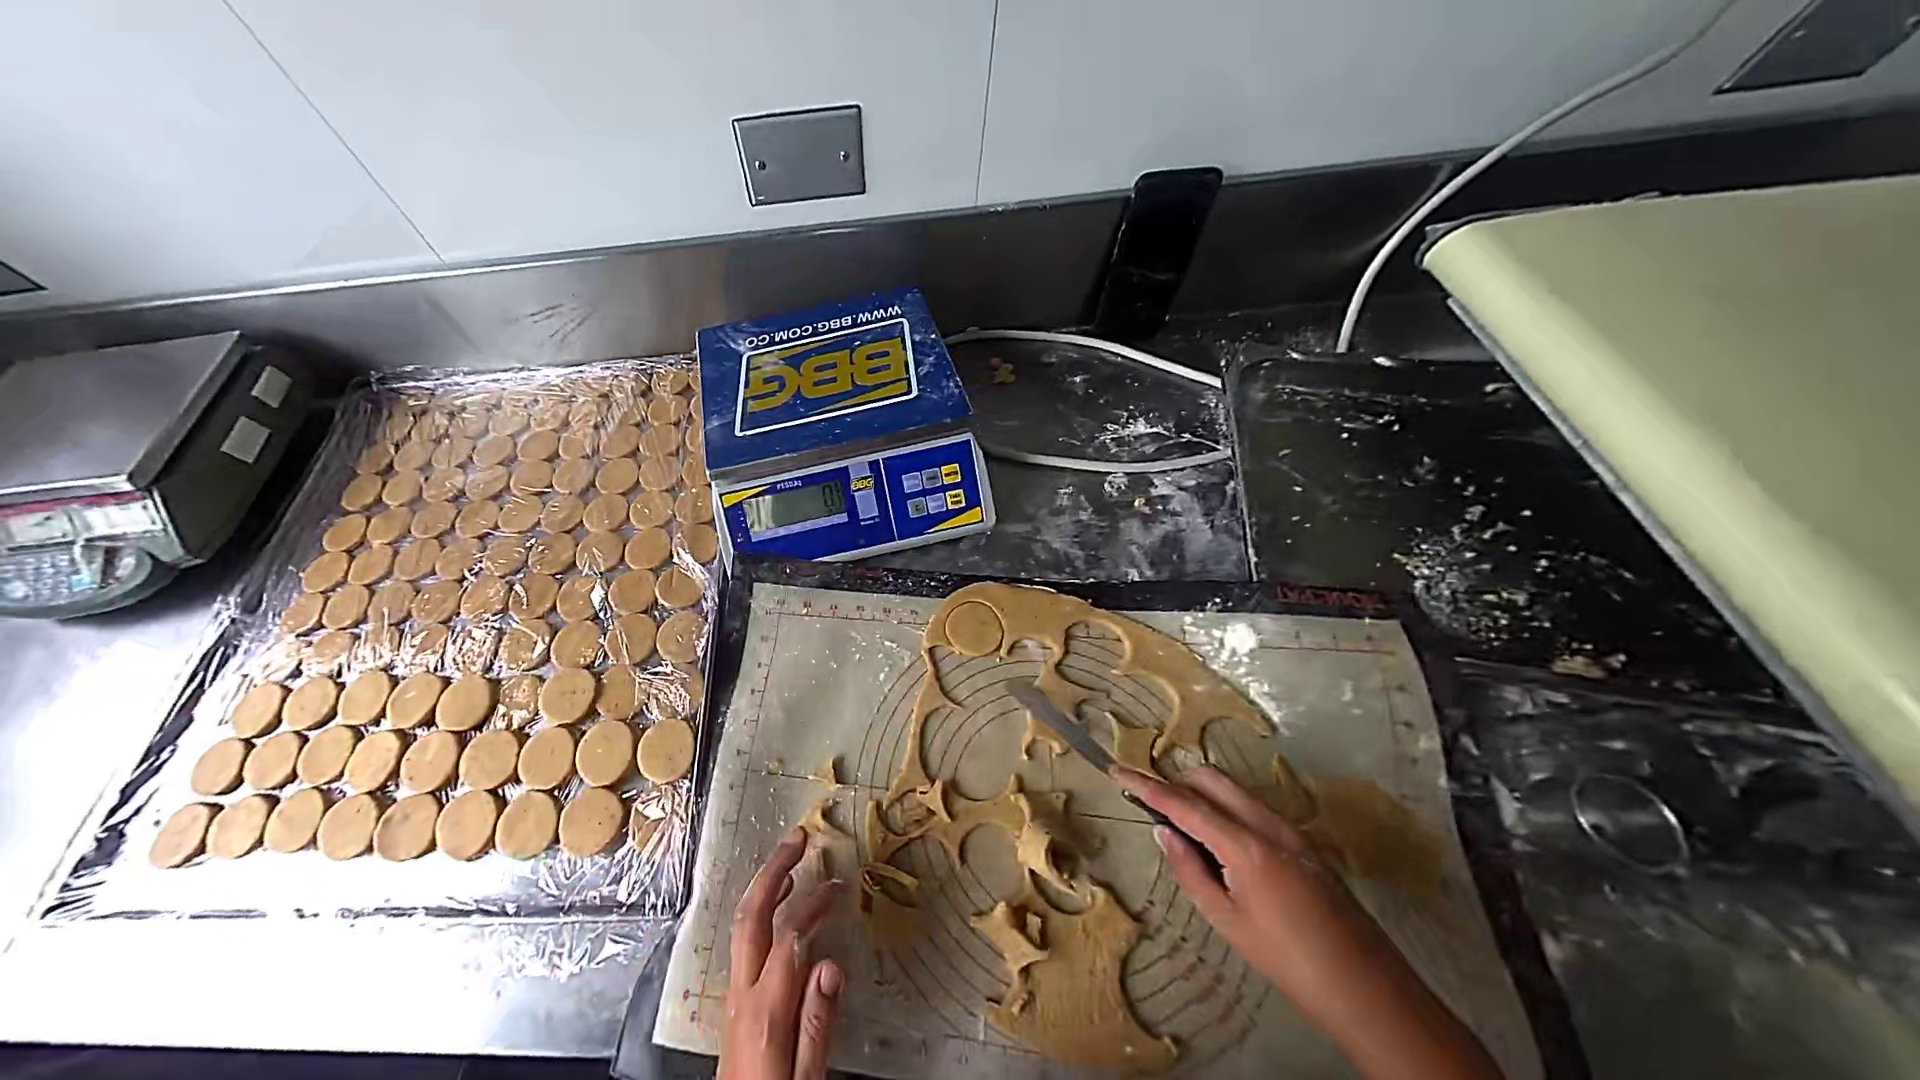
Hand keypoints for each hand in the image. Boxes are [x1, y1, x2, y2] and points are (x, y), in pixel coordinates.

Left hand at [719, 826, 846, 1079]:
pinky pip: (743, 942)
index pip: (790, 939)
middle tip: (797, 839)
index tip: (838, 887)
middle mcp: (742, 996)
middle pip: (752, 917)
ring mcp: (733, 997)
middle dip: (773, 871)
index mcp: (766, 1012)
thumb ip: (817, 1024)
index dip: (815, 905)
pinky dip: (760, 911)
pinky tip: (776, 904)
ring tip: (789, 859)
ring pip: (742, 925)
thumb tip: (830, 965)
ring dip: (764, 885)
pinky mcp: (733, 1003)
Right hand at [1116, 765, 1501, 1079]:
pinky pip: (1255, 808)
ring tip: (1186, 831)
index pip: (1184, 803)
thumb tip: (1164, 831)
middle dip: (1178, 781)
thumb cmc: (1288, 961)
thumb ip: (1190, 870)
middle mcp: (1270, 824)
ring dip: (1204, 795)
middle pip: (1212, 779)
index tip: (1119, 771)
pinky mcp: (1305, 841)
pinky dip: (1228, 810)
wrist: (1368, 989)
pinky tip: (1223, 847)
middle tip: (1154, 806)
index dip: (1147, 785)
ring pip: (1235, 790)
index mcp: (1246, 845)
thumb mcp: (1226, 921)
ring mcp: (1292, 829)